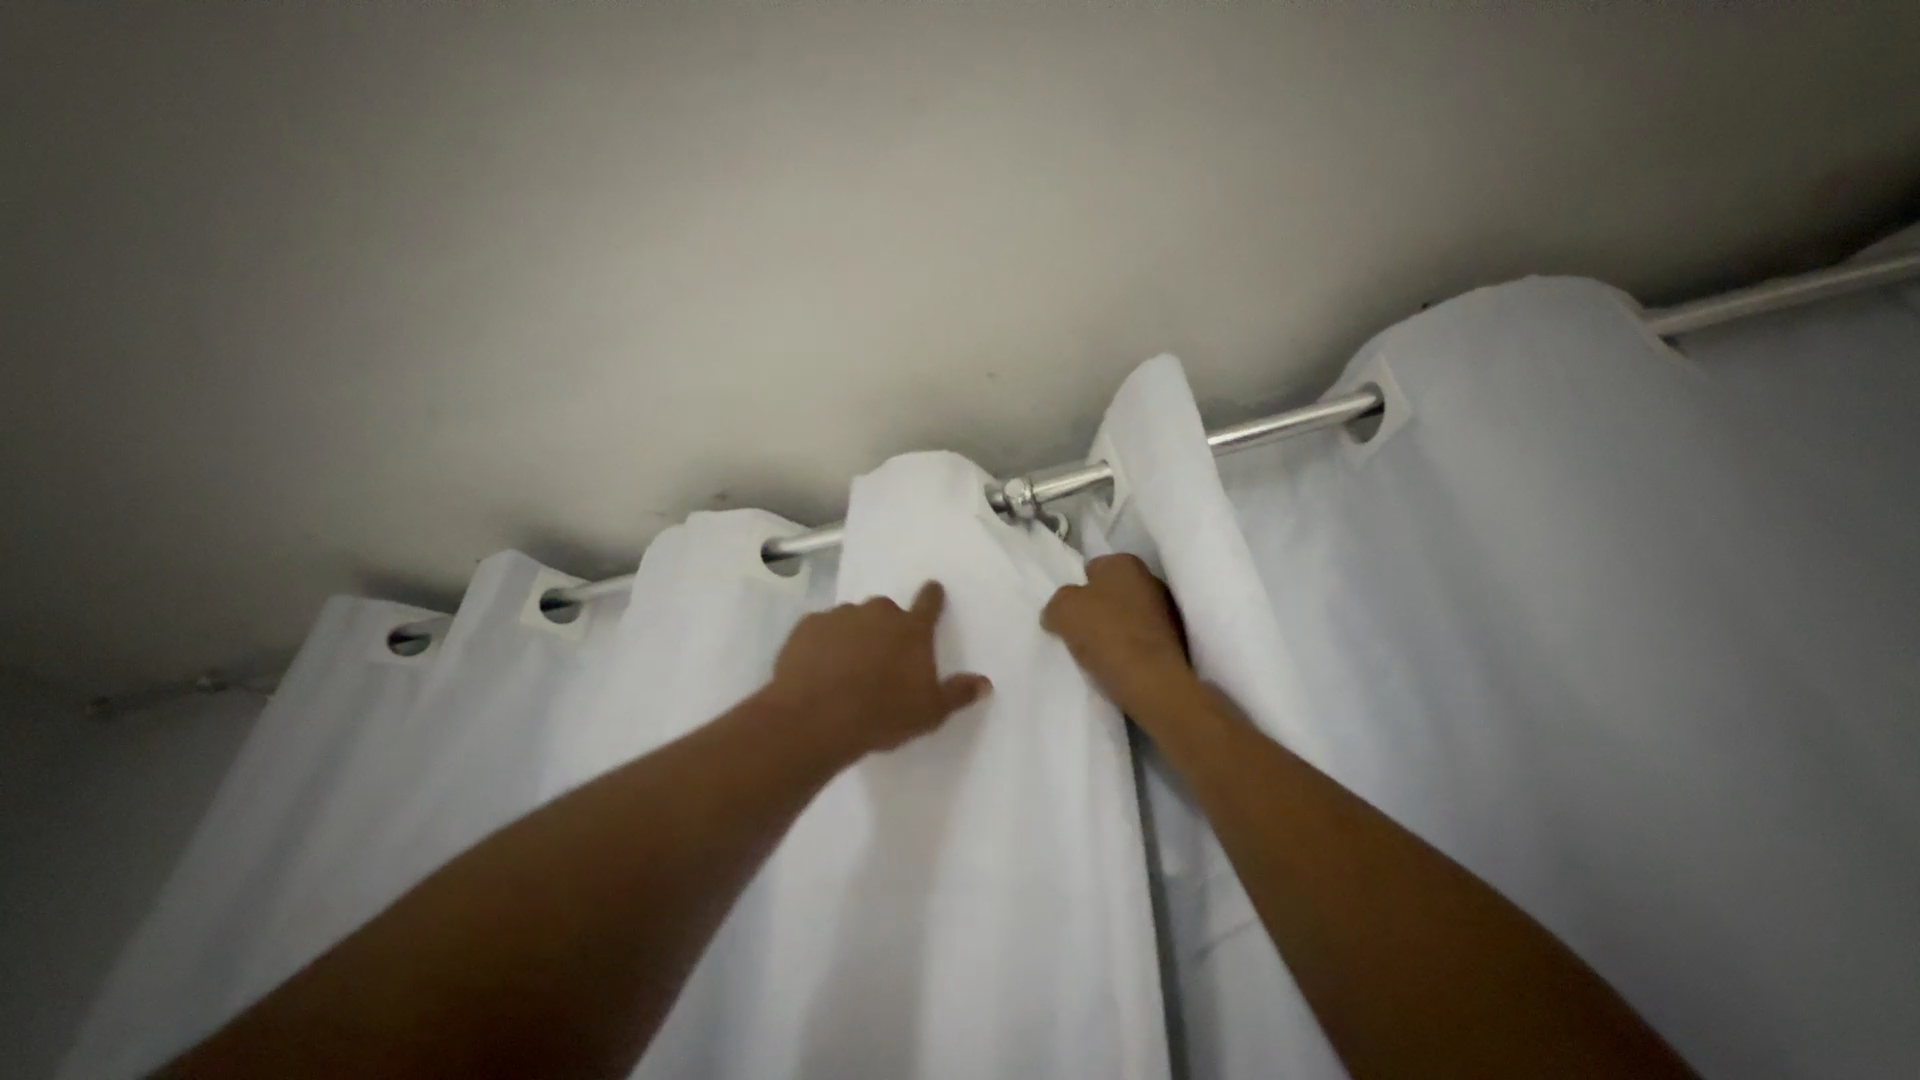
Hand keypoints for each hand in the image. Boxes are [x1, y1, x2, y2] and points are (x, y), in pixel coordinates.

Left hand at [766, 581, 991, 759]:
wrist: (815, 718)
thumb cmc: (882, 714)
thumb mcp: (930, 712)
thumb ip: (957, 693)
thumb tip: (984, 682)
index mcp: (912, 630)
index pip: (929, 603)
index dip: (932, 597)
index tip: (933, 589)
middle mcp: (877, 613)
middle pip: (886, 612)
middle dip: (886, 628)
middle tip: (881, 656)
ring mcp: (839, 616)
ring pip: (852, 620)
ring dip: (853, 635)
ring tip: (846, 667)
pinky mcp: (807, 626)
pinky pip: (821, 631)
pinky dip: (823, 644)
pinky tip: (818, 669)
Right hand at [1042, 554, 1196, 717]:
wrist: (1150, 679)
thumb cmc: (1104, 633)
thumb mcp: (1062, 609)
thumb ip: (1057, 602)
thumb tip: (1057, 613)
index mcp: (1124, 562)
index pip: (1092, 568)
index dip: (1077, 589)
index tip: (1069, 612)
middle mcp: (1151, 578)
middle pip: (1112, 591)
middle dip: (1099, 606)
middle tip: (1080, 630)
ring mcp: (1168, 609)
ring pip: (1129, 614)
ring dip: (1117, 627)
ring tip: (1099, 650)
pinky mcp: (1176, 639)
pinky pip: (1142, 637)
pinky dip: (1132, 646)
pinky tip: (1119, 662)